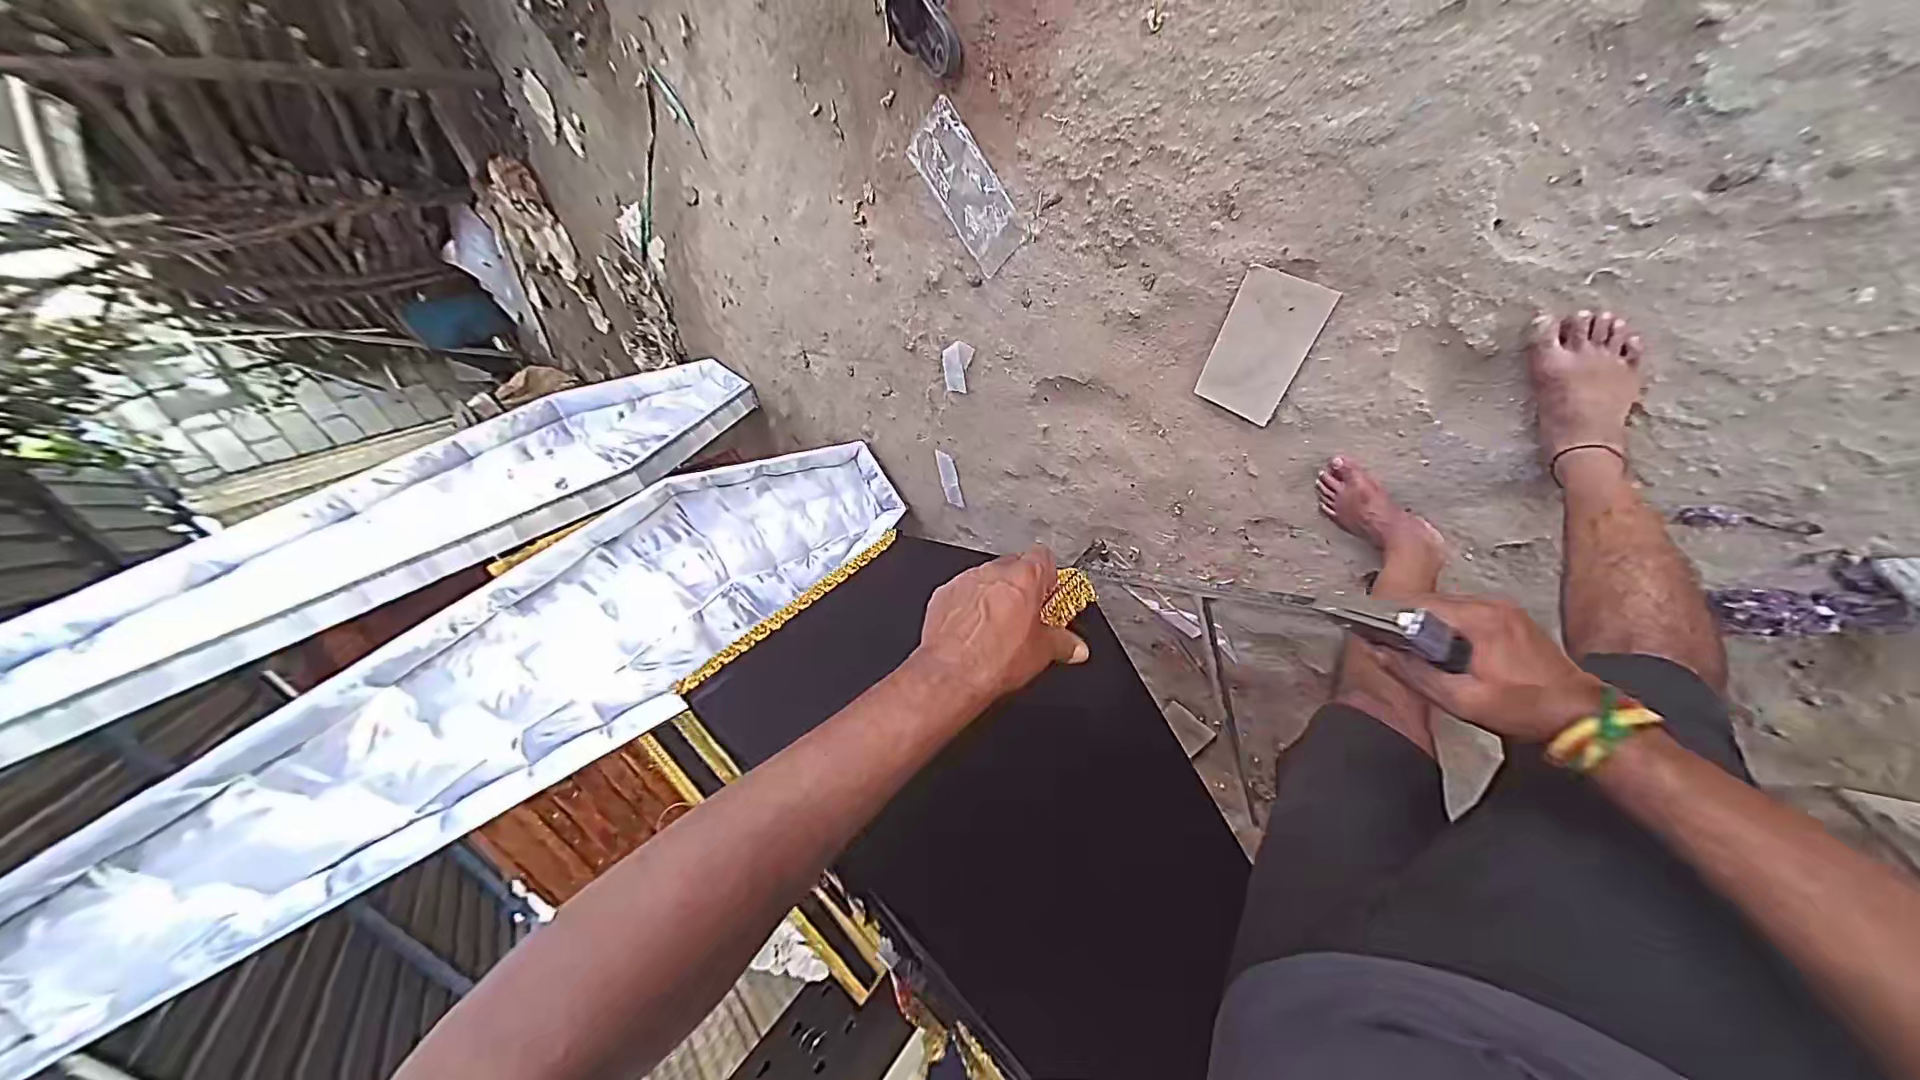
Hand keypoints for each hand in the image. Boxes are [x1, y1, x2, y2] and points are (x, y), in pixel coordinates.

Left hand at [909, 546, 1089, 706]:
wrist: (950, 674)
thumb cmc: (993, 660)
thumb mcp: (1042, 653)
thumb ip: (1063, 643)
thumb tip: (1074, 646)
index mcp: (1024, 577)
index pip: (1045, 557)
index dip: (1050, 576)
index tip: (1050, 596)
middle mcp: (993, 572)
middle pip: (1015, 566)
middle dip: (1022, 587)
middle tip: (1027, 614)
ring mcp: (966, 580)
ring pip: (987, 579)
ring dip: (995, 595)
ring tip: (998, 627)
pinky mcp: (944, 594)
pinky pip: (963, 592)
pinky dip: (969, 606)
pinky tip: (974, 631)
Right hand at [1361, 592, 1606, 742]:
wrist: (1581, 717)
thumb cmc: (1528, 710)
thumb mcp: (1460, 700)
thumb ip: (1413, 674)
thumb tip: (1378, 654)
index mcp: (1480, 620)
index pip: (1417, 603)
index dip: (1390, 618)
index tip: (1376, 632)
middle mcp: (1493, 606)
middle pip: (1430, 601)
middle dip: (1407, 620)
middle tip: (1392, 645)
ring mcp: (1504, 610)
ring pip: (1446, 605)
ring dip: (1426, 622)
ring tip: (1417, 649)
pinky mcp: (1510, 617)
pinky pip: (1464, 611)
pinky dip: (1446, 624)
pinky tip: (1444, 648)